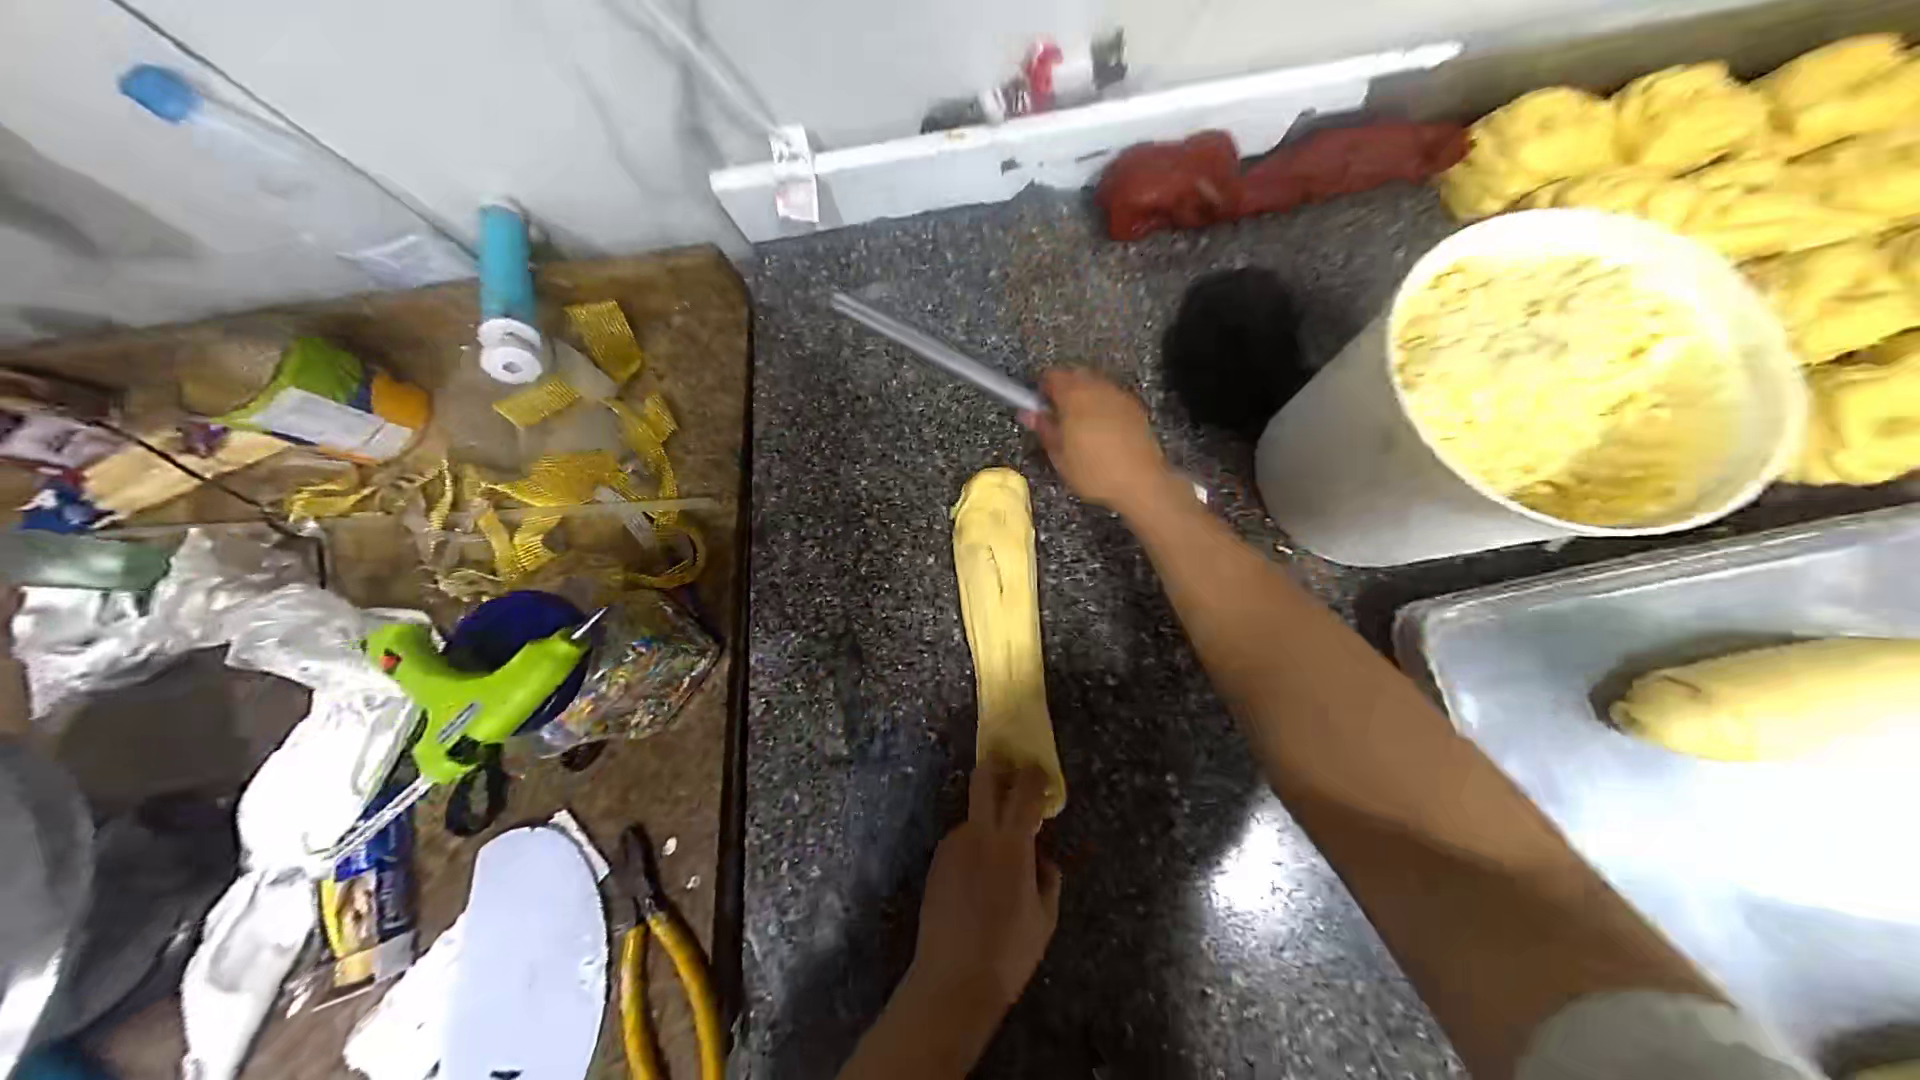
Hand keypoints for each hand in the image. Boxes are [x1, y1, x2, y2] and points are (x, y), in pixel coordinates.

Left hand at [905, 763, 1061, 1022]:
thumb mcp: (1045, 919)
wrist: (953, 981)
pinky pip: (961, 843)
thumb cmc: (1008, 953)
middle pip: (983, 779)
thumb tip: (1042, 859)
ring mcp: (952, 845)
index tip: (1042, 775)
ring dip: (988, 823)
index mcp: (1011, 845)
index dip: (1036, 776)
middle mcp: (978, 834)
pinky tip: (978, 882)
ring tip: (998, 861)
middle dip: (998, 767)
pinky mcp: (936, 862)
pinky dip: (973, 848)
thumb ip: (1048, 879)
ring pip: (973, 818)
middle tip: (1011, 774)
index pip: (1025, 792)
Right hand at [1023, 369, 1171, 514]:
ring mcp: (1119, 396)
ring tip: (1080, 424)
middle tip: (1057, 414)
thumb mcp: (1059, 455)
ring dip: (1085, 396)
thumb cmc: (1095, 473)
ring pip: (1096, 384)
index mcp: (1074, 396)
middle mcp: (1098, 389)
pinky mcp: (1135, 408)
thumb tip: (1030, 414)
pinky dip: (1103, 405)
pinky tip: (1101, 429)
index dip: (1043, 389)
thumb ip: (1044, 428)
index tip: (1039, 405)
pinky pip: (1112, 397)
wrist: (1140, 483)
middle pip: (1076, 375)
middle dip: (1064, 389)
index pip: (1052, 376)